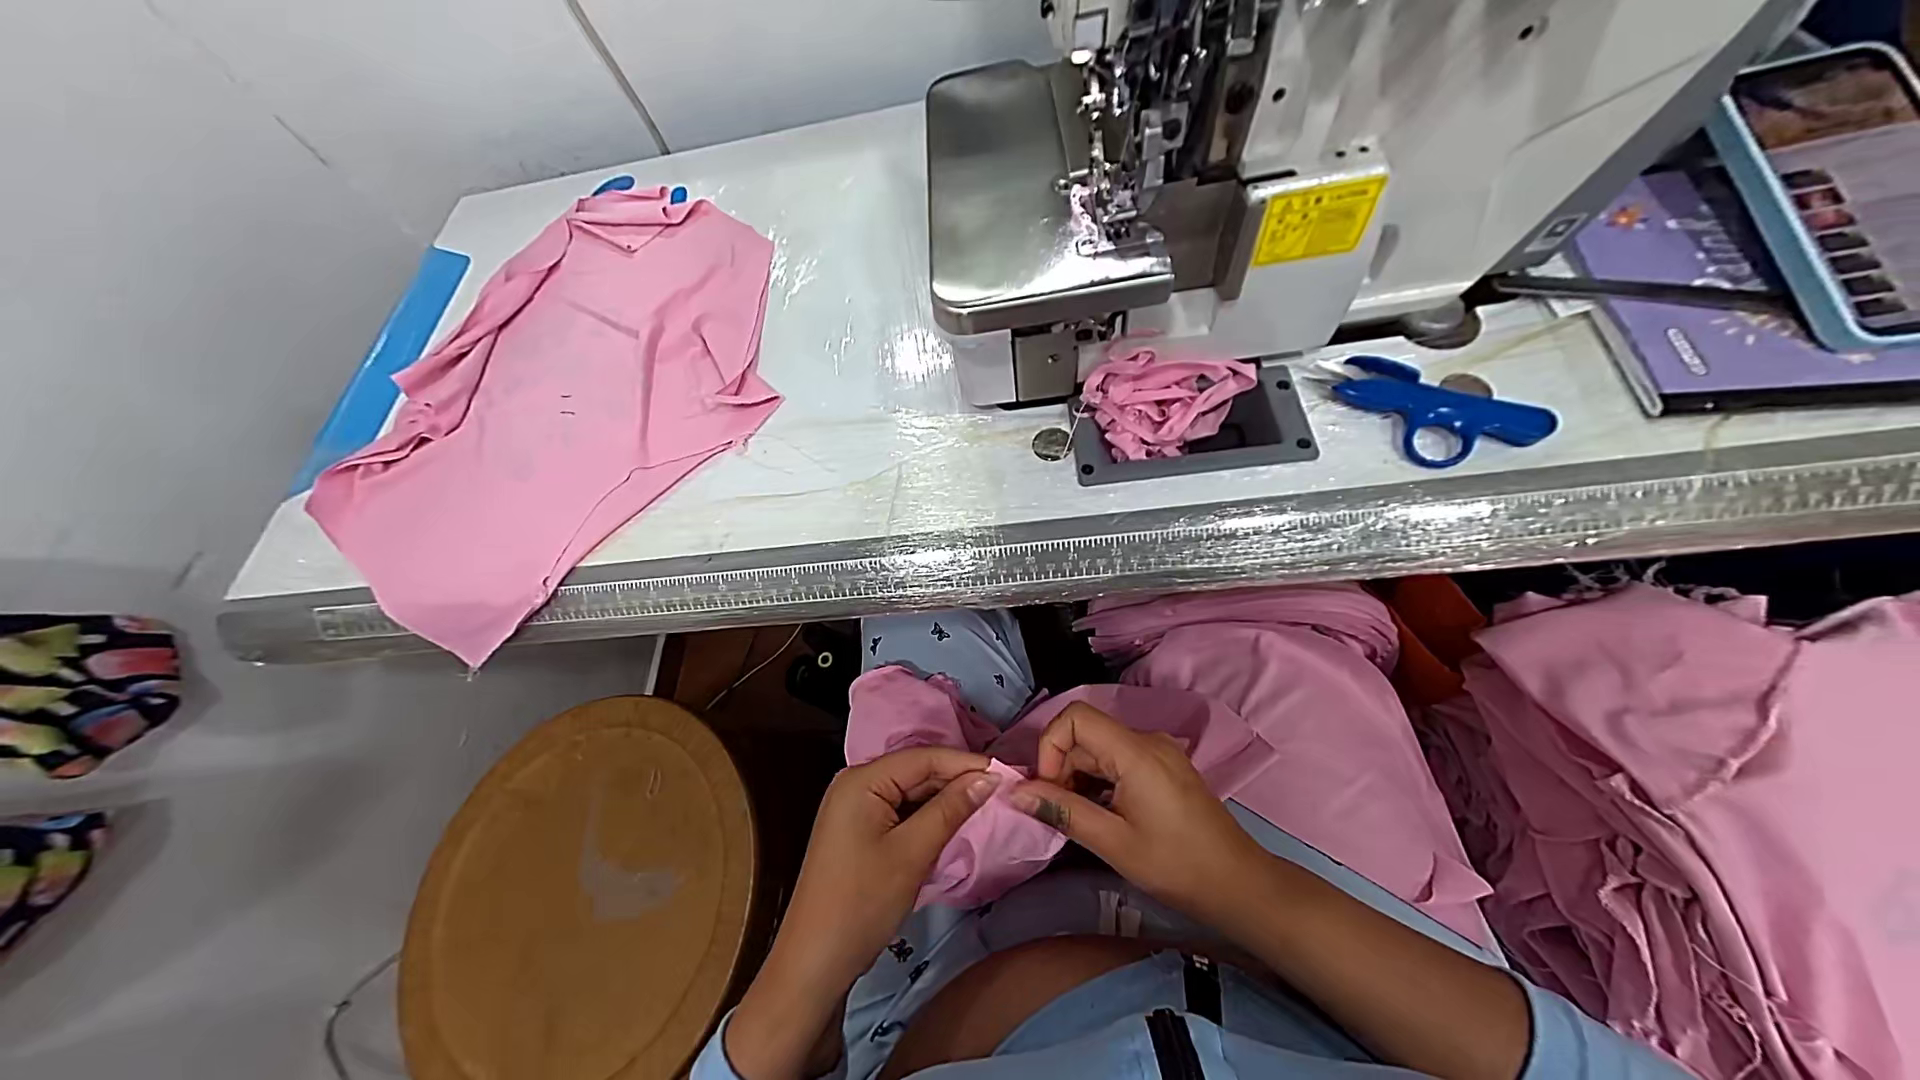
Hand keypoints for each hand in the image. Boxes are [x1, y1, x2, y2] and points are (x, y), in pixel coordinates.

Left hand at [780, 747, 1000, 982]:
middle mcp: (855, 783)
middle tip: (1002, 791)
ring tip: (987, 804)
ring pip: (911, 791)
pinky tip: (955, 822)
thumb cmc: (861, 904)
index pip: (923, 758)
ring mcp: (855, 806)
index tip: (1006, 774)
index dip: (966, 763)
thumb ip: (951, 809)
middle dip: (958, 780)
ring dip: (946, 798)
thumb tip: (987, 778)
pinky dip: (928, 815)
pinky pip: (901, 809)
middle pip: (916, 771)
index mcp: (861, 780)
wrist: (814, 962)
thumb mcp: (912, 853)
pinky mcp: (859, 829)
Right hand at [1008, 702, 1269, 927]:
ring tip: (1082, 820)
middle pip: (1085, 736)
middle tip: (1059, 814)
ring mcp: (1158, 752)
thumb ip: (1062, 811)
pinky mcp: (1163, 767)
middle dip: (1061, 770)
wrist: (1239, 884)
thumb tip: (1017, 792)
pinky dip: (1099, 782)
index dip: (1051, 746)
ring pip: (1099, 750)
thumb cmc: (1176, 865)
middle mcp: (1146, 740)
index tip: (1048, 789)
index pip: (1075, 718)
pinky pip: (1118, 761)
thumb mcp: (1113, 842)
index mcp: (1135, 751)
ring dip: (1079, 779)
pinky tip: (1103, 816)